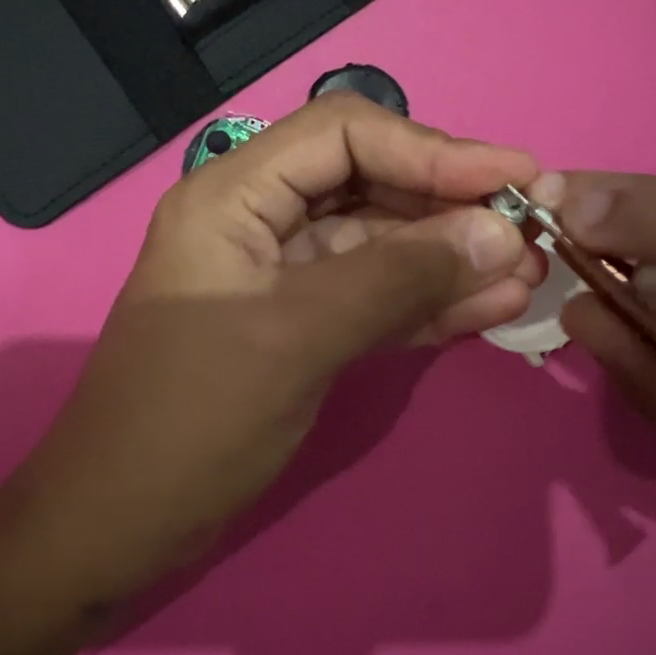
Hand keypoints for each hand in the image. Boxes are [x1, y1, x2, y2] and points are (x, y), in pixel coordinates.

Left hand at [0, 95, 540, 654]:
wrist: (119, 521)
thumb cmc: (192, 420)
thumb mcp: (297, 339)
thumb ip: (398, 279)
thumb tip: (501, 232)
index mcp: (231, 195)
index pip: (343, 133)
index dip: (432, 148)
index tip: (514, 178)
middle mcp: (255, 218)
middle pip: (366, 181)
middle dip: (449, 203)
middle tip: (535, 227)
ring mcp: (277, 273)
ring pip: (376, 241)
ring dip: (449, 254)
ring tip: (530, 271)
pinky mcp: (295, 323)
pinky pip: (370, 294)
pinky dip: (425, 299)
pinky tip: (490, 307)